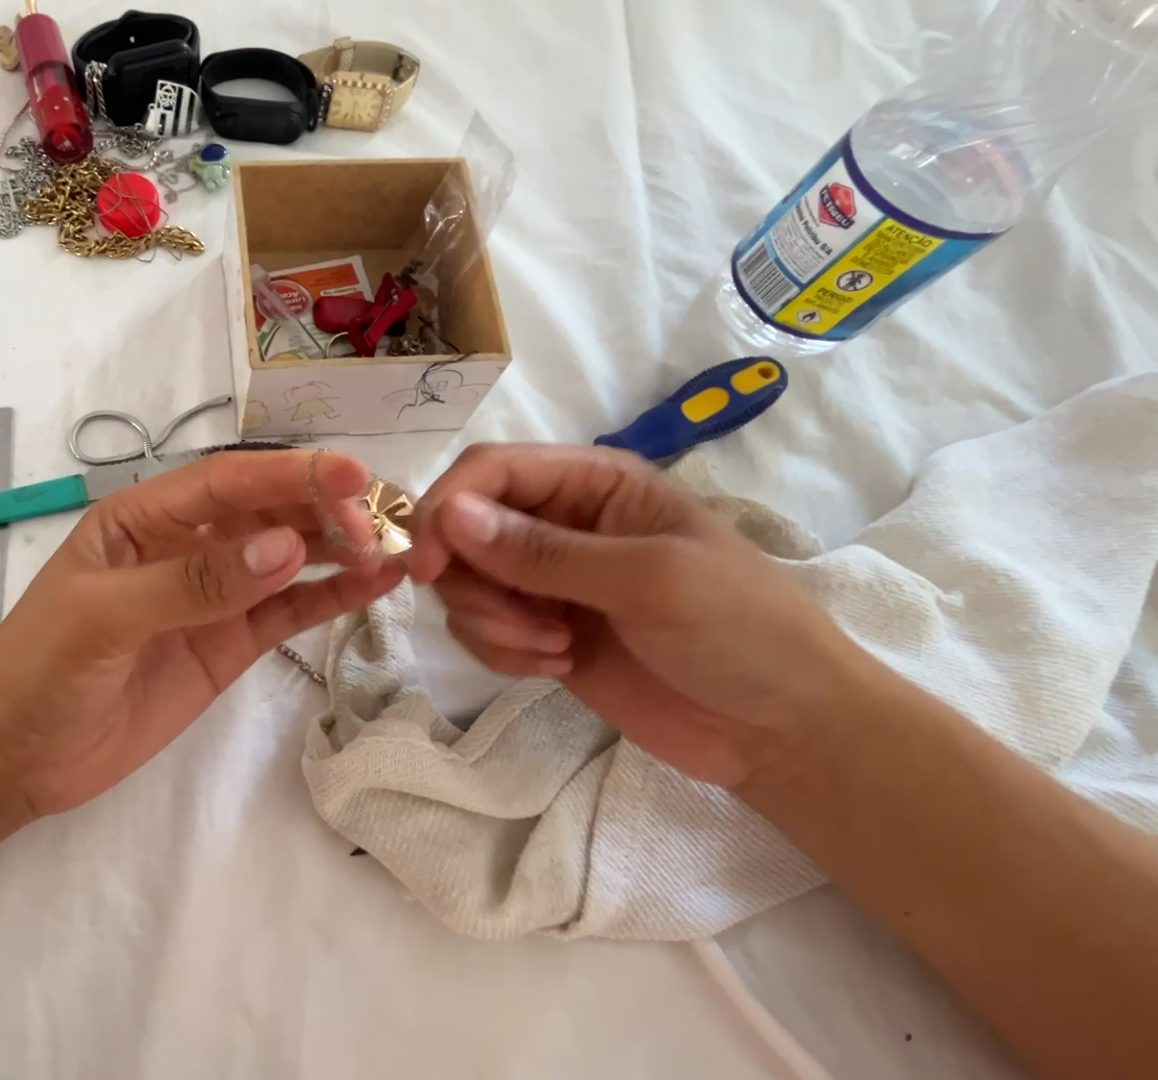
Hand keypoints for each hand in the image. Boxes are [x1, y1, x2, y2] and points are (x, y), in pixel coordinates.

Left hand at [0, 449, 405, 815]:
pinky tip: (374, 586)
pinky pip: (286, 613)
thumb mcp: (103, 617)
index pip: (225, 482)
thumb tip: (286, 547)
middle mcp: (184, 546)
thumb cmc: (40, 671)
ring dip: (337, 549)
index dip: (288, 475)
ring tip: (394, 550)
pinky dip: (329, 598)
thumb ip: (194, 583)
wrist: (19, 757)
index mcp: (142, 518)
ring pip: (285, 558)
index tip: (352, 478)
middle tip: (381, 524)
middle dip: (323, 510)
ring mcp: (212, 596)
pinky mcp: (229, 645)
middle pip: (265, 512)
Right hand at [406, 443, 870, 788]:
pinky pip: (479, 629)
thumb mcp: (649, 581)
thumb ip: (544, 552)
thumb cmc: (741, 632)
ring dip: (491, 622)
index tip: (425, 569)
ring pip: (462, 583)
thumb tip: (449, 514)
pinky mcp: (537, 631)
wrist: (781, 732)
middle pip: (460, 529)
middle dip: (472, 582)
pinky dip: (500, 651)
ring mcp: (545, 581)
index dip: (445, 509)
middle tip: (519, 625)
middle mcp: (559, 523)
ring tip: (553, 649)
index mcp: (593, 483)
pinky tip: (554, 665)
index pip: (489, 471)